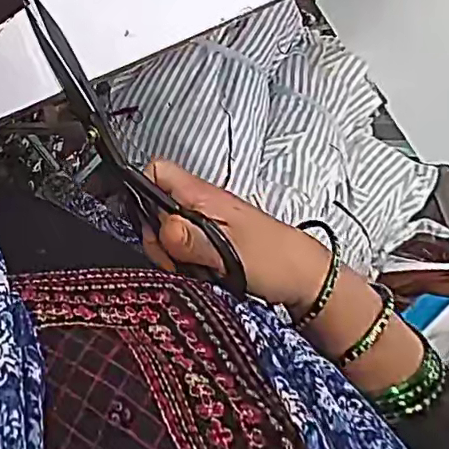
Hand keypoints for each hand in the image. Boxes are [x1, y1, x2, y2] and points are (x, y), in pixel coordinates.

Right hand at [139, 160, 333, 312]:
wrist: (306, 277)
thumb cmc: (274, 259)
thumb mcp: (228, 253)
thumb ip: (192, 240)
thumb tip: (161, 227)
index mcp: (202, 195)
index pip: (156, 171)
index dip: (143, 192)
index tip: (152, 227)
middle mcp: (200, 202)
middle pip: (155, 205)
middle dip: (157, 235)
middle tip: (174, 260)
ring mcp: (205, 220)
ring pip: (167, 227)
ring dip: (171, 252)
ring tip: (193, 270)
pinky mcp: (210, 238)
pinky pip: (182, 243)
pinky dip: (184, 259)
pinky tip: (200, 272)